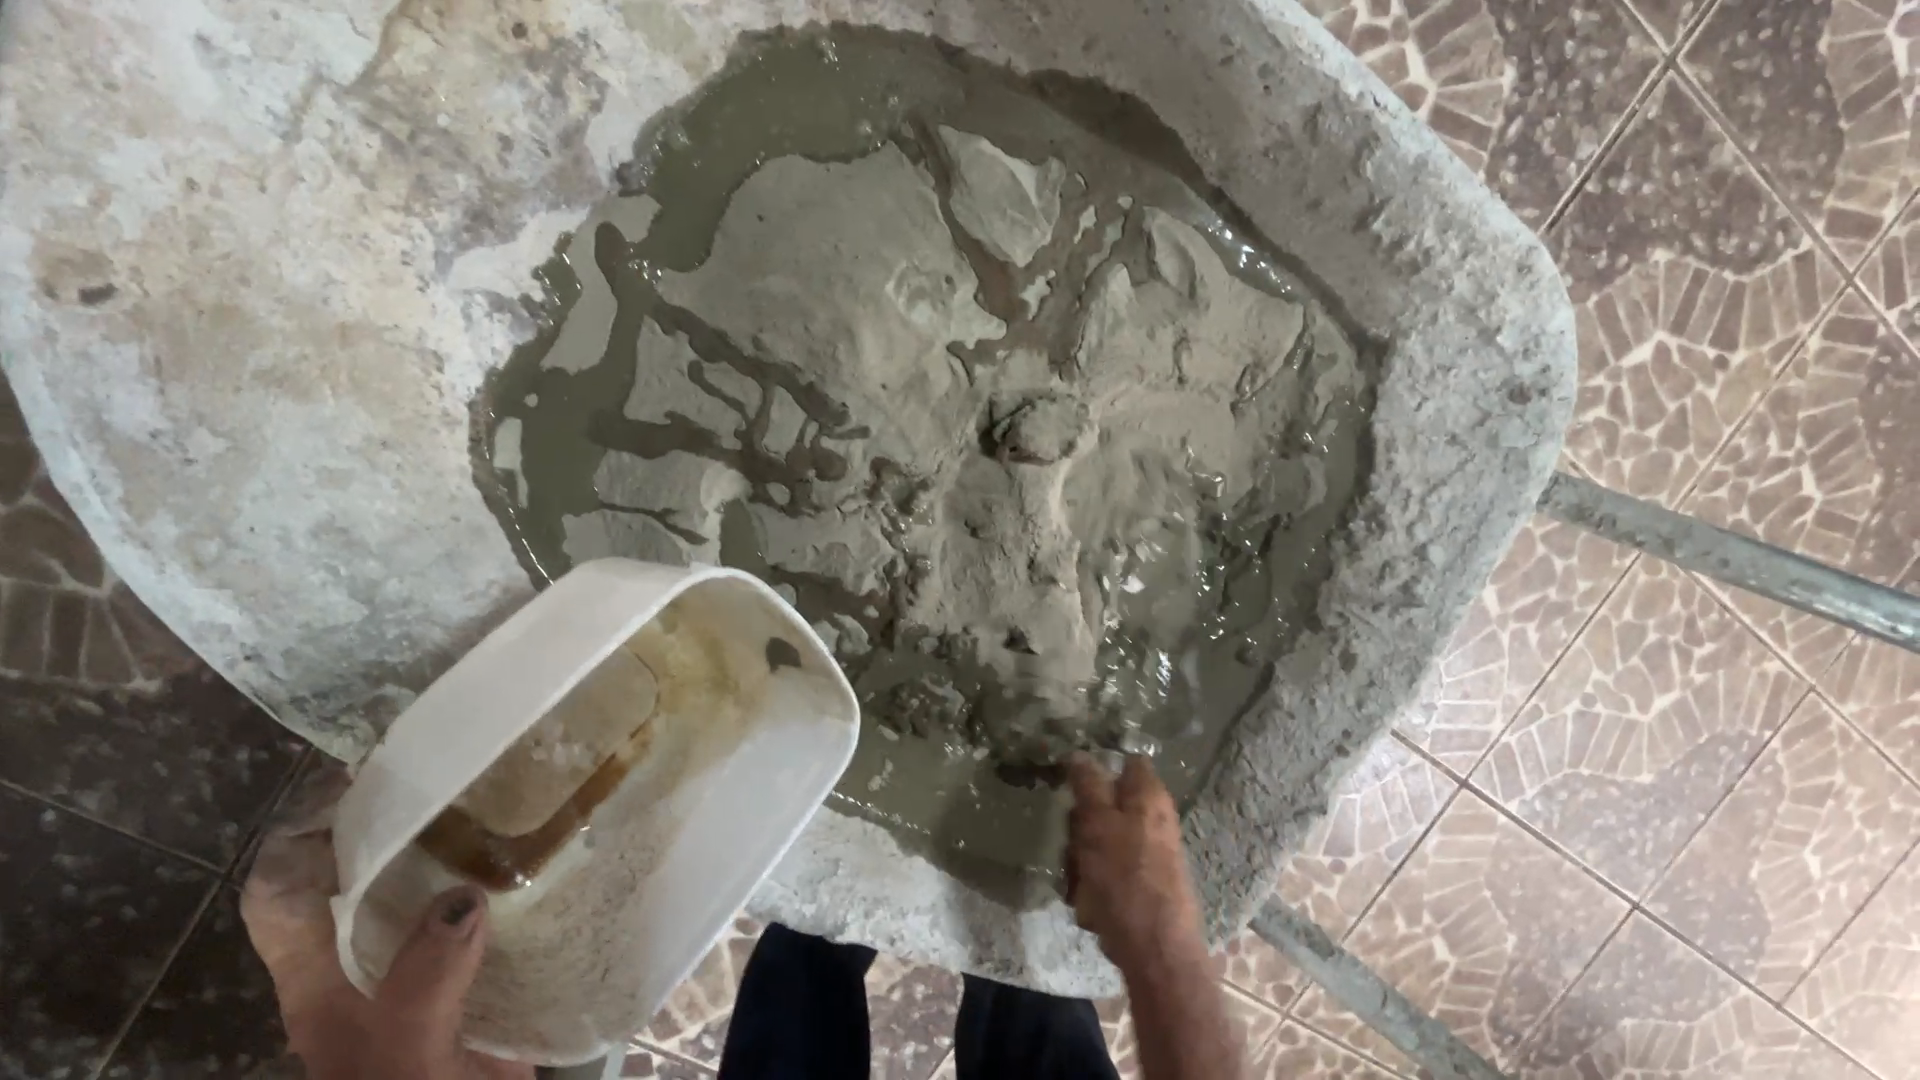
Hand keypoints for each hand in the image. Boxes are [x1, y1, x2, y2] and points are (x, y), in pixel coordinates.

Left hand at [240, 765, 533, 1079]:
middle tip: (464, 772)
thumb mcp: (407, 1058)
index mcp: (324, 981)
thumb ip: (422, 986)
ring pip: (435, 887)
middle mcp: (370, 963)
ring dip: (467, 846)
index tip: (366, 780)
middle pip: (369, 874)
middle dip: (405, 822)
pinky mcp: (481, 973)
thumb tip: (465, 897)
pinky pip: (494, 911)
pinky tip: (551, 856)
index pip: (284, 892)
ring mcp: (428, 967)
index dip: (304, 833)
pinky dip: (514, 880)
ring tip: (517, 798)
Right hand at [1064, 752, 1203, 969]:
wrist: (1155, 950)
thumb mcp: (1097, 824)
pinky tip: (1089, 903)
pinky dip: (1093, 884)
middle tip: (1072, 842)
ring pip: (1101, 841)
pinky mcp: (1142, 883)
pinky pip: (1108, 872)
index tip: (1071, 782)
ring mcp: (1150, 853)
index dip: (1098, 766)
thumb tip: (1079, 753)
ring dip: (1081, 859)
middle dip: (1081, 823)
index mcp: (1149, 796)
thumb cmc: (1125, 879)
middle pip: (1106, 804)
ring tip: (1078, 880)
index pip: (1125, 761)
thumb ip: (1088, 785)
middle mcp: (1154, 819)